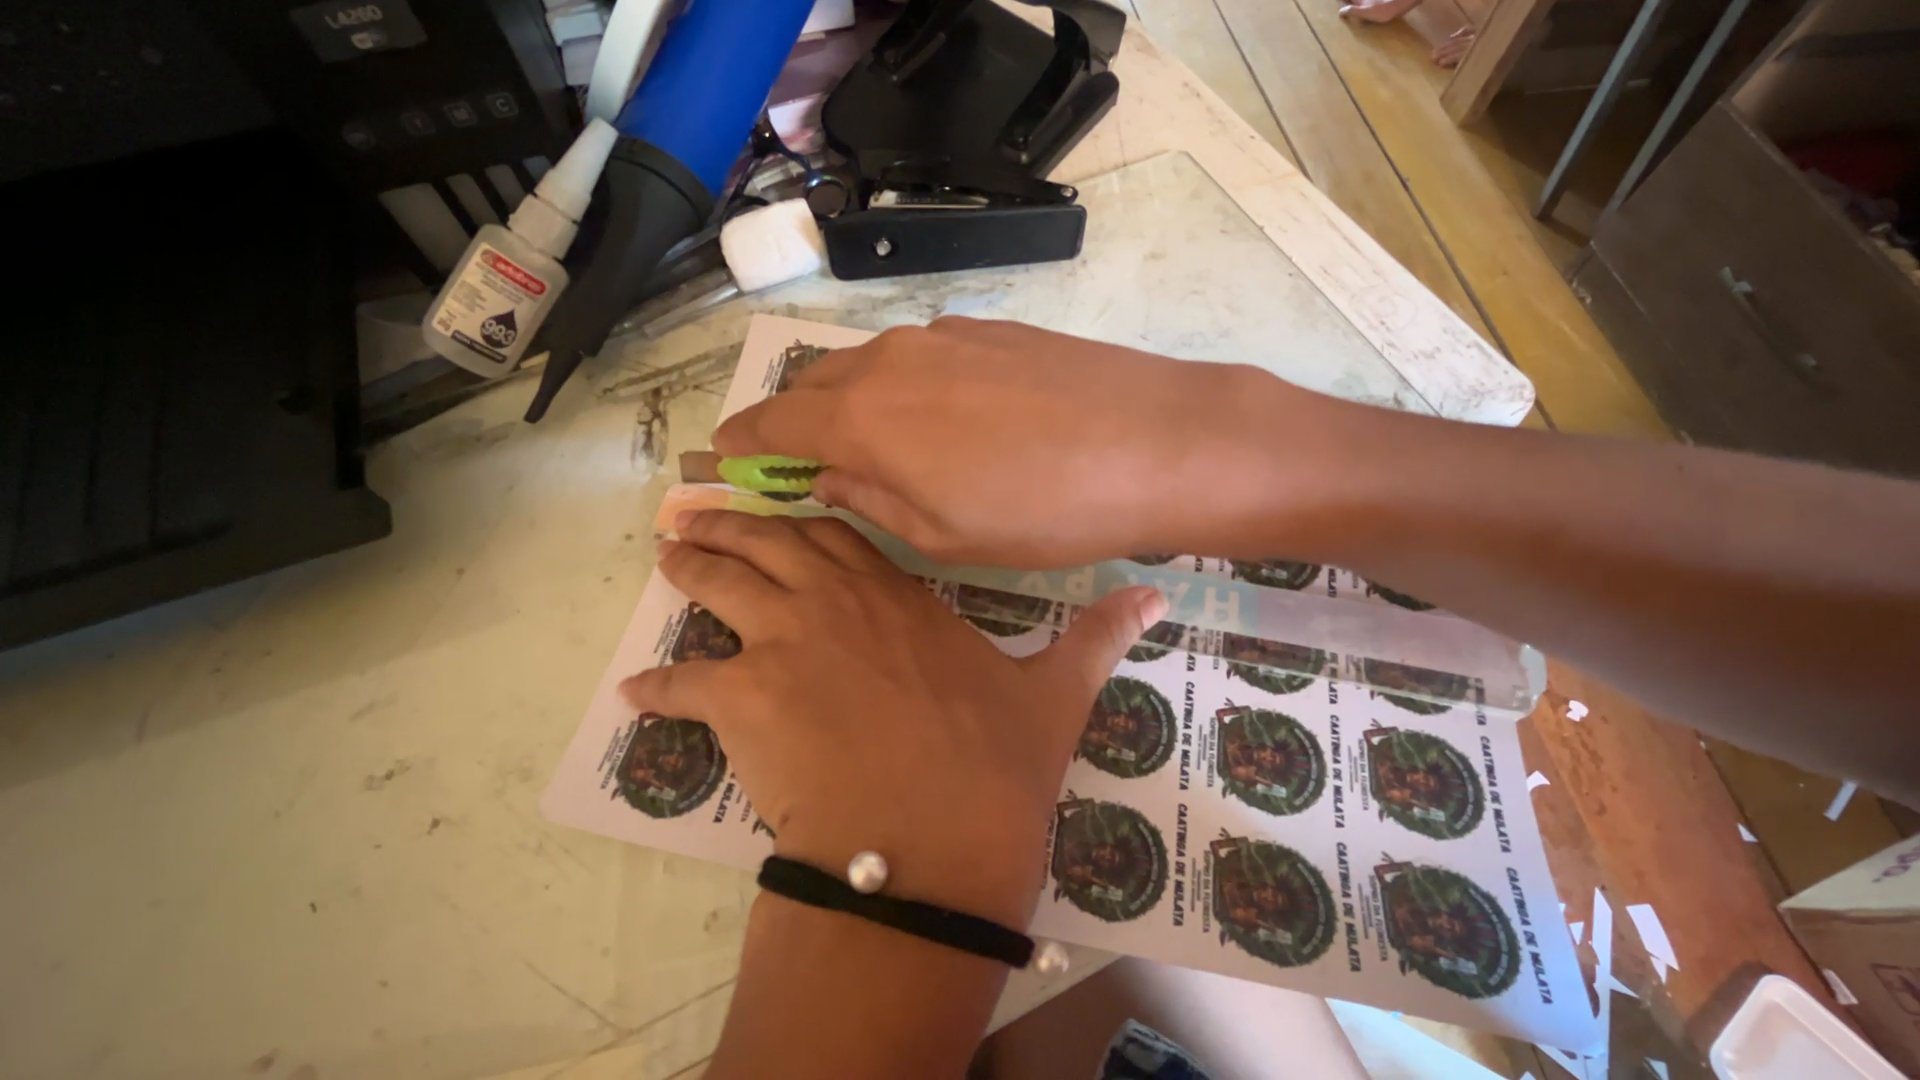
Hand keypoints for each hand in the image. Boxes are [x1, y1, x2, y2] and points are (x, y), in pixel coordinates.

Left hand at [619, 510, 1166, 925]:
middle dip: (732, 527)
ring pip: (720, 590)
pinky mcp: (741, 705)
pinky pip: (684, 689)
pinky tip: (634, 695)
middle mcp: (833, 606)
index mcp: (898, 598)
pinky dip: (657, 692)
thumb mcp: (1055, 695)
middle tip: (697, 515)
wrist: (932, 844)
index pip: (841, 537)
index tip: (777, 502)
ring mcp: (781, 648)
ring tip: (665, 560)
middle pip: (770, 546)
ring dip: (689, 572)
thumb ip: (1096, 637)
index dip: (804, 516)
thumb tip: (1155, 597)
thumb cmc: (993, 767)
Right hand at [713, 317, 1340, 566]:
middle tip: (798, 464)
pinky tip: (941, 421)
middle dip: (795, 424)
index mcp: (864, 415)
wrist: (1158, 443)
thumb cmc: (1043, 511)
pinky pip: (920, 357)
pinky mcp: (991, 328)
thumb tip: (826, 474)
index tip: (727, 463)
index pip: (772, 422)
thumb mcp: (941, 533)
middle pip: (815, 386)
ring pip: (869, 368)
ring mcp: (943, 335)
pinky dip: (905, 387)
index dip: (744, 445)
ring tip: (871, 447)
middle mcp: (889, 360)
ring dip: (852, 404)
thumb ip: (868, 496)